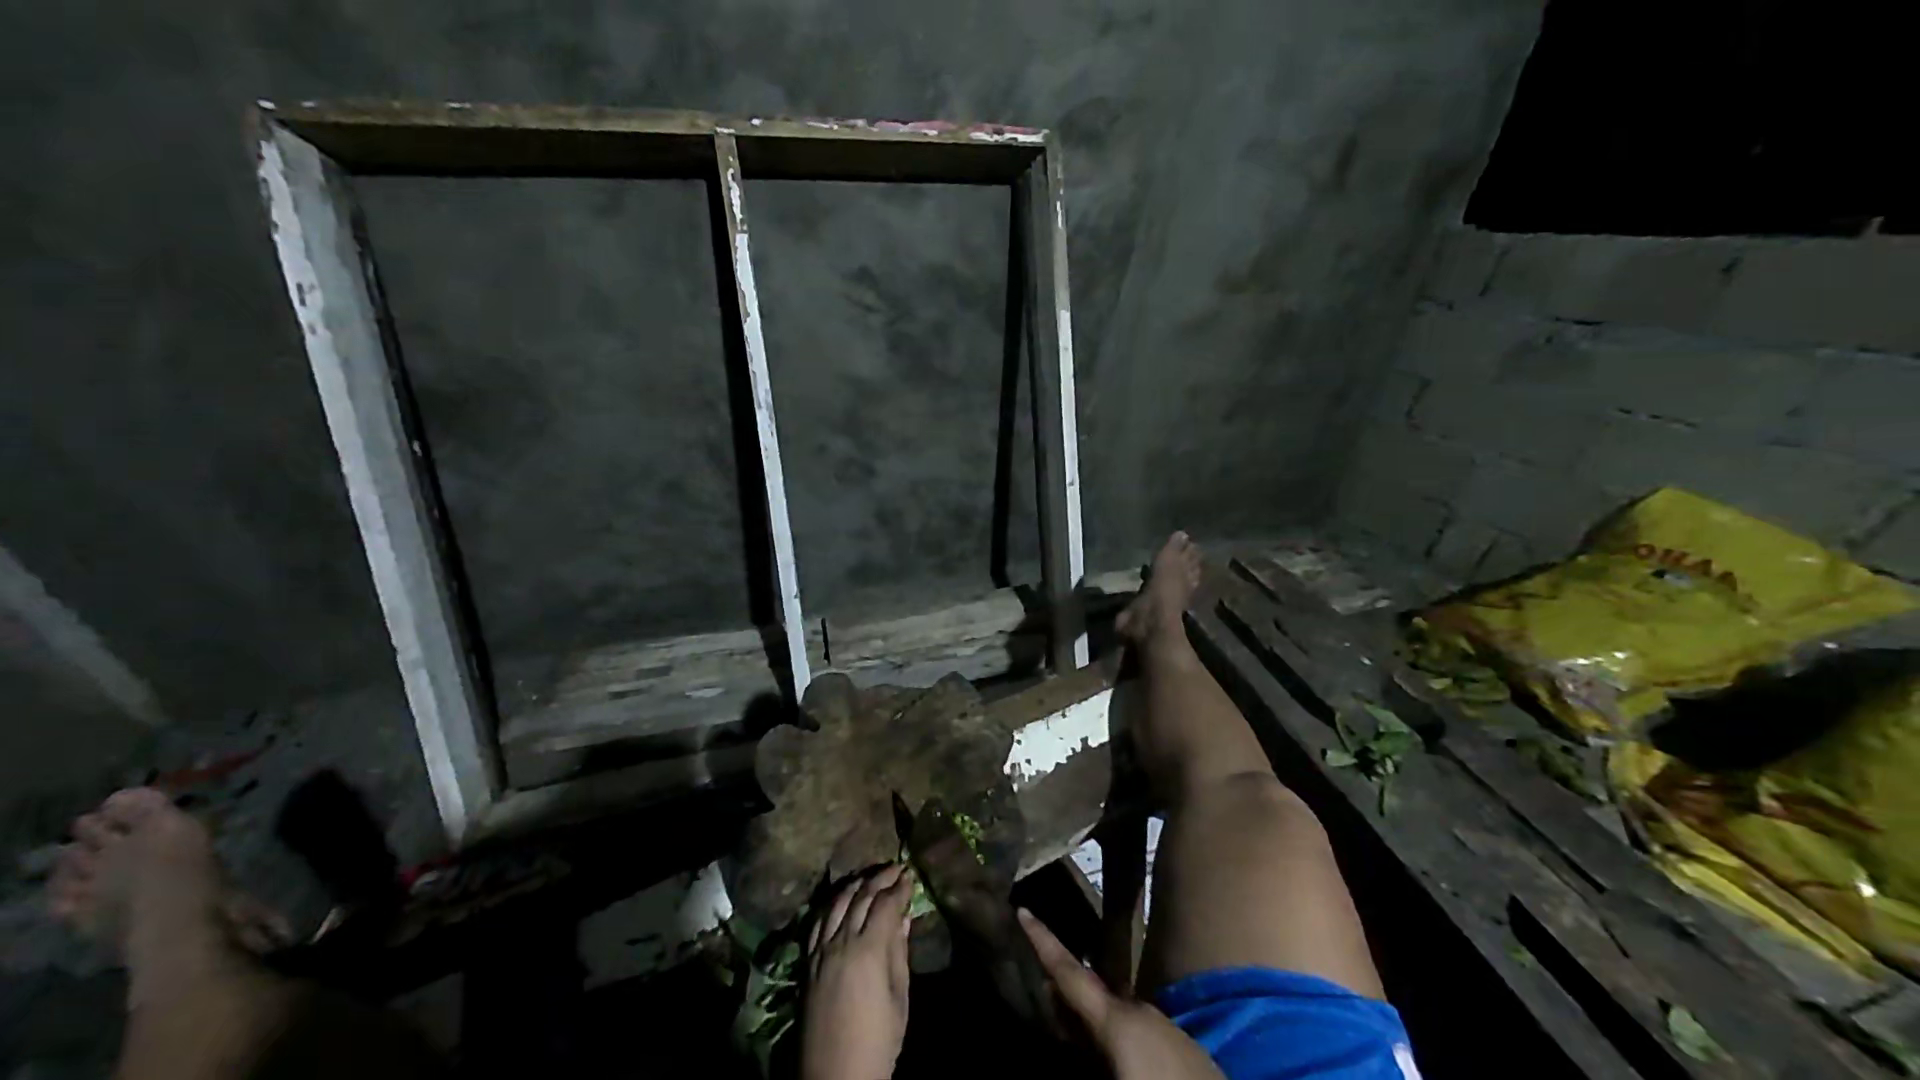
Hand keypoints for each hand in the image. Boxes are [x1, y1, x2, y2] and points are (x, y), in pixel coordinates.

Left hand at [801, 864, 912, 1079]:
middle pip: (860, 897)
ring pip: (836, 903)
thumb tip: (903, 918)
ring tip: (870, 876)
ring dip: (855, 885)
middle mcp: (841, 942)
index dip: (899, 888)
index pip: (885, 905)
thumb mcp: (898, 998)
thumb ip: (898, 952)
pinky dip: (832, 904)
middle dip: (879, 879)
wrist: (835, 1077)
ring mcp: (820, 951)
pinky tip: (840, 900)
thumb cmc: (877, 1041)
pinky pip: (818, 922)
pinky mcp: (808, 962)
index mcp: (868, 950)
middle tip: (895, 868)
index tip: (910, 875)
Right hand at [1018, 908, 1226, 1079]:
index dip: (1043, 941)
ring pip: (1116, 1016)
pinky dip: (1117, 1038)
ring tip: (1073, 1037)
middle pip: (1091, 995)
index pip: (1069, 970)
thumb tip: (1055, 1008)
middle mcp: (1139, 1012)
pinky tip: (1116, 1061)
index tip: (1022, 910)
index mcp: (1116, 1019)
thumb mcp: (1106, 1076)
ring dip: (1092, 1022)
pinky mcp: (1185, 1048)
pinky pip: (1138, 1033)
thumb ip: (1080, 1051)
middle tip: (1041, 997)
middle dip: (1065, 995)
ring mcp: (1166, 1028)